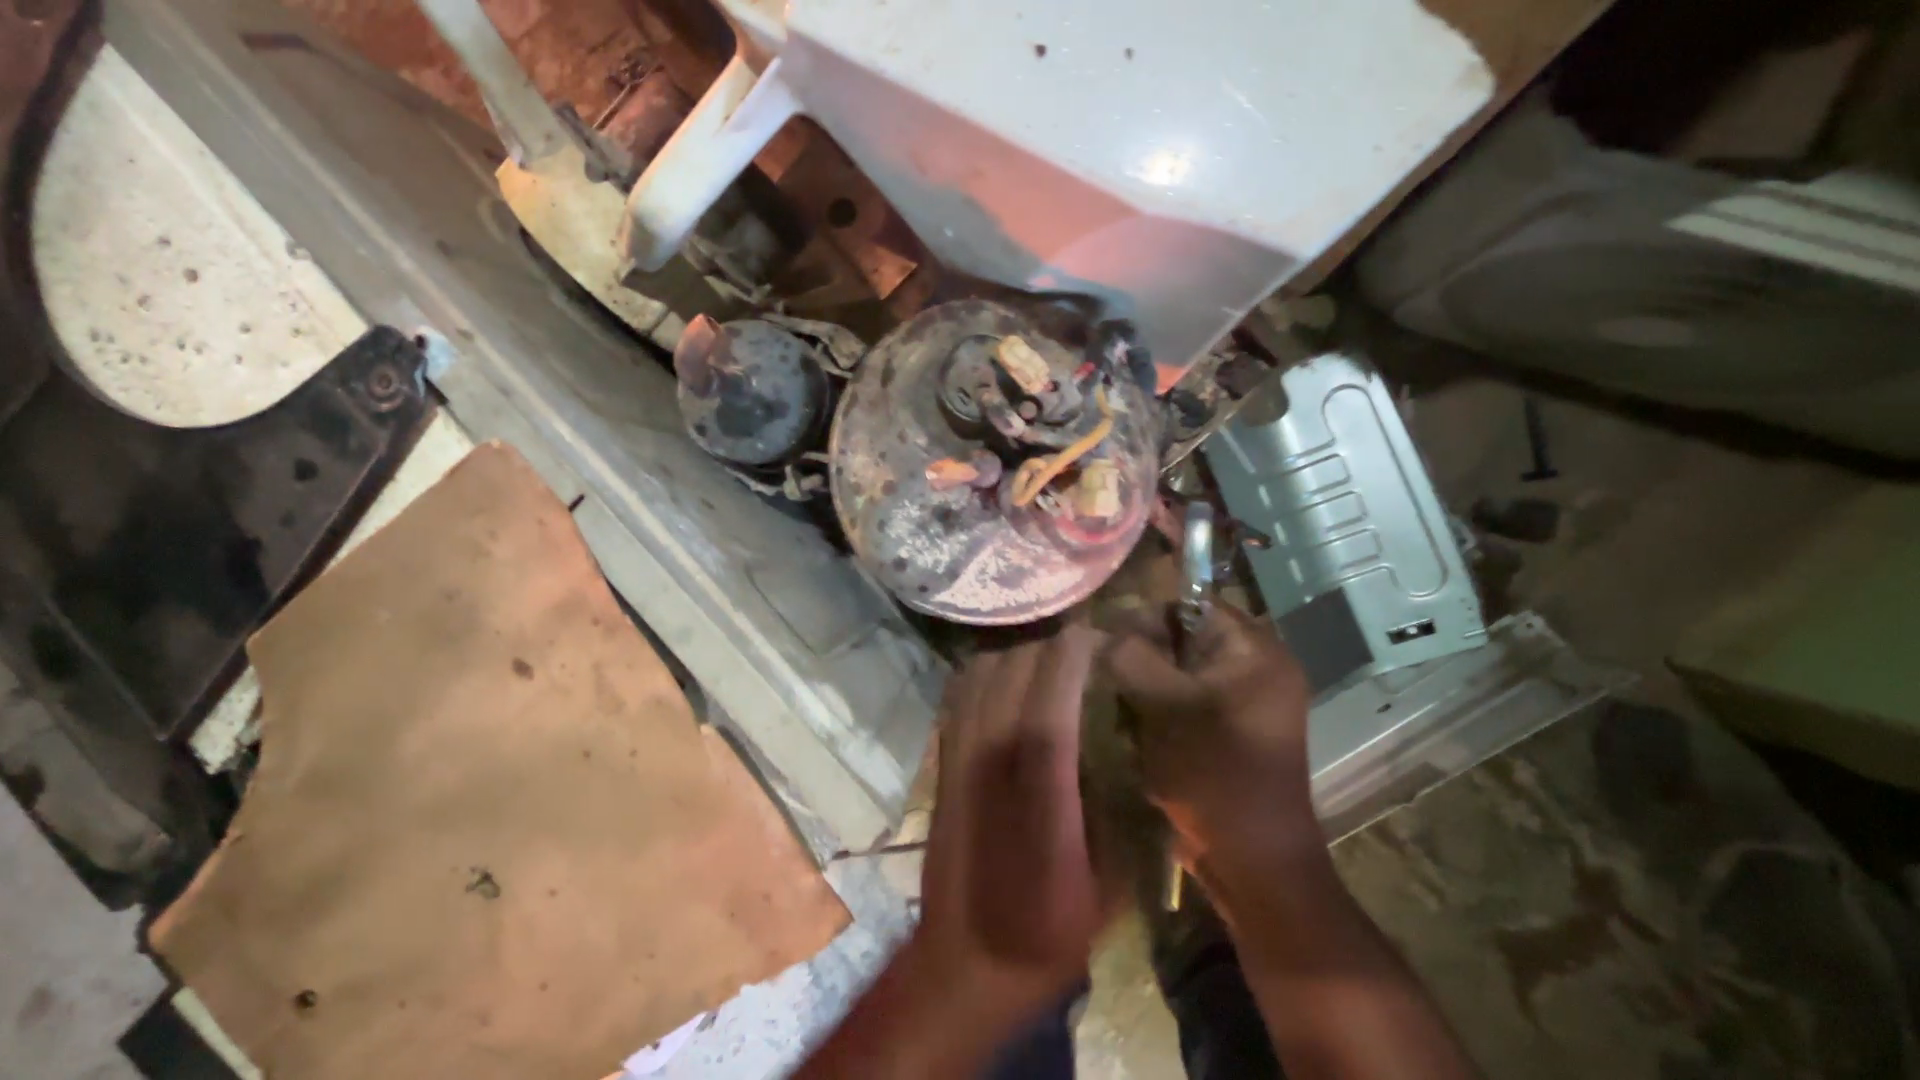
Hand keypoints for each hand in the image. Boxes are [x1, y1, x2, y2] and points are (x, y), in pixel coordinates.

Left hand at [914, 622, 1111, 1015]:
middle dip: (1055, 644)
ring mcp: (959, 759)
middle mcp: (991, 761)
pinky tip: (1014, 680)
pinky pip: (960, 694)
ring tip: (1055, 654)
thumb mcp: (1112, 884)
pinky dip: (988, 672)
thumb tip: (1135, 748)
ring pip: (982, 673)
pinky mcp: (942, 764)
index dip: (1077, 653)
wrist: (966, 961)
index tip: (1108, 635)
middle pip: (1015, 670)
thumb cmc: (1049, 931)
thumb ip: (1124, 810)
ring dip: (1020, 653)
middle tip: (1091, 643)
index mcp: (1041, 791)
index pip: (1052, 696)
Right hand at [1106, 605, 1315, 869]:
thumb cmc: (1215, 773)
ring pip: (1179, 678)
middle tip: (1123, 693)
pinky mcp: (1231, 738)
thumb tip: (1108, 631)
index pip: (1195, 605)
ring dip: (1149, 698)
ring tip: (1136, 728)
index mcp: (1256, 652)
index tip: (1113, 643)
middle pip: (1184, 643)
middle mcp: (1258, 672)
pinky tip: (1149, 750)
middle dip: (1146, 665)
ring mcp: (1246, 708)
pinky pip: (1187, 710)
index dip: (1150, 617)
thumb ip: (1133, 657)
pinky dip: (1162, 722)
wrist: (1253, 859)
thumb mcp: (1166, 706)